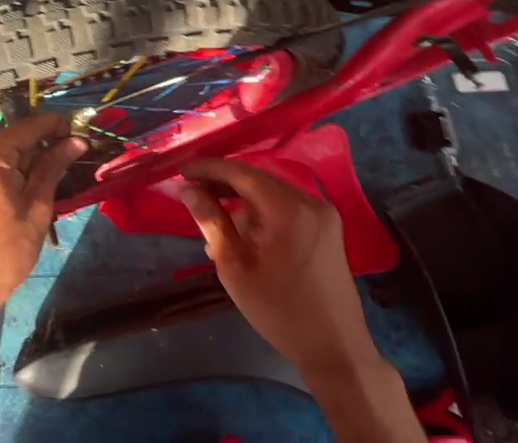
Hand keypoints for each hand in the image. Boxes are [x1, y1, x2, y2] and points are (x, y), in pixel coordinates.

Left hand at [0, 112, 86, 318]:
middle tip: (56, 165)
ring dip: (10, 161)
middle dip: (33, 148)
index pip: (28, 127)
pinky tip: (1, 195)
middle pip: (7, 139)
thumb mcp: (36, 208)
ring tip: (29, 184)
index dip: (55, 126)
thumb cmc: (4, 251)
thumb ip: (52, 167)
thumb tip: (75, 141)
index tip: (74, 133)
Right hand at [177, 159, 376, 374]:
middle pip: (258, 179)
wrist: (335, 349)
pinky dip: (264, 212)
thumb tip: (187, 189)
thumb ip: (210, 221)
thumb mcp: (234, 266)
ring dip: (243, 200)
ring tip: (217, 225)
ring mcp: (324, 214)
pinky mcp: (328, 227)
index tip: (181, 172)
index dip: (208, 168)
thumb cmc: (278, 310)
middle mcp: (310, 201)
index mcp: (288, 209)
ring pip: (272, 192)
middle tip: (193, 194)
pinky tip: (247, 234)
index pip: (240, 172)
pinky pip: (288, 206)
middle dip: (224, 184)